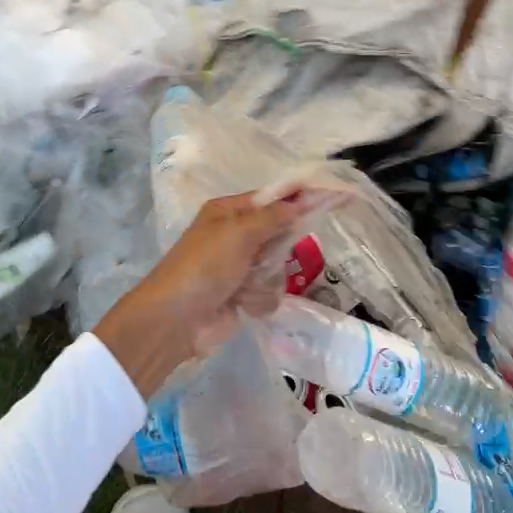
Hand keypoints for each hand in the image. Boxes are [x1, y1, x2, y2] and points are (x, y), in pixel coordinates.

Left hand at [92, 191, 302, 397]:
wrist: (179, 317)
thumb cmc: (205, 265)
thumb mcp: (238, 233)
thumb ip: (272, 217)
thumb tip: (297, 201)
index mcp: (227, 211)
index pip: (271, 198)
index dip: (299, 198)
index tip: (333, 195)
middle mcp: (233, 235)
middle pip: (279, 235)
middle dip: (276, 251)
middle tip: (258, 259)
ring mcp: (238, 266)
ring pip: (278, 267)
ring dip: (264, 280)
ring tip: (243, 286)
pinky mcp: (243, 294)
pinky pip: (270, 291)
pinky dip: (258, 299)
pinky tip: (241, 304)